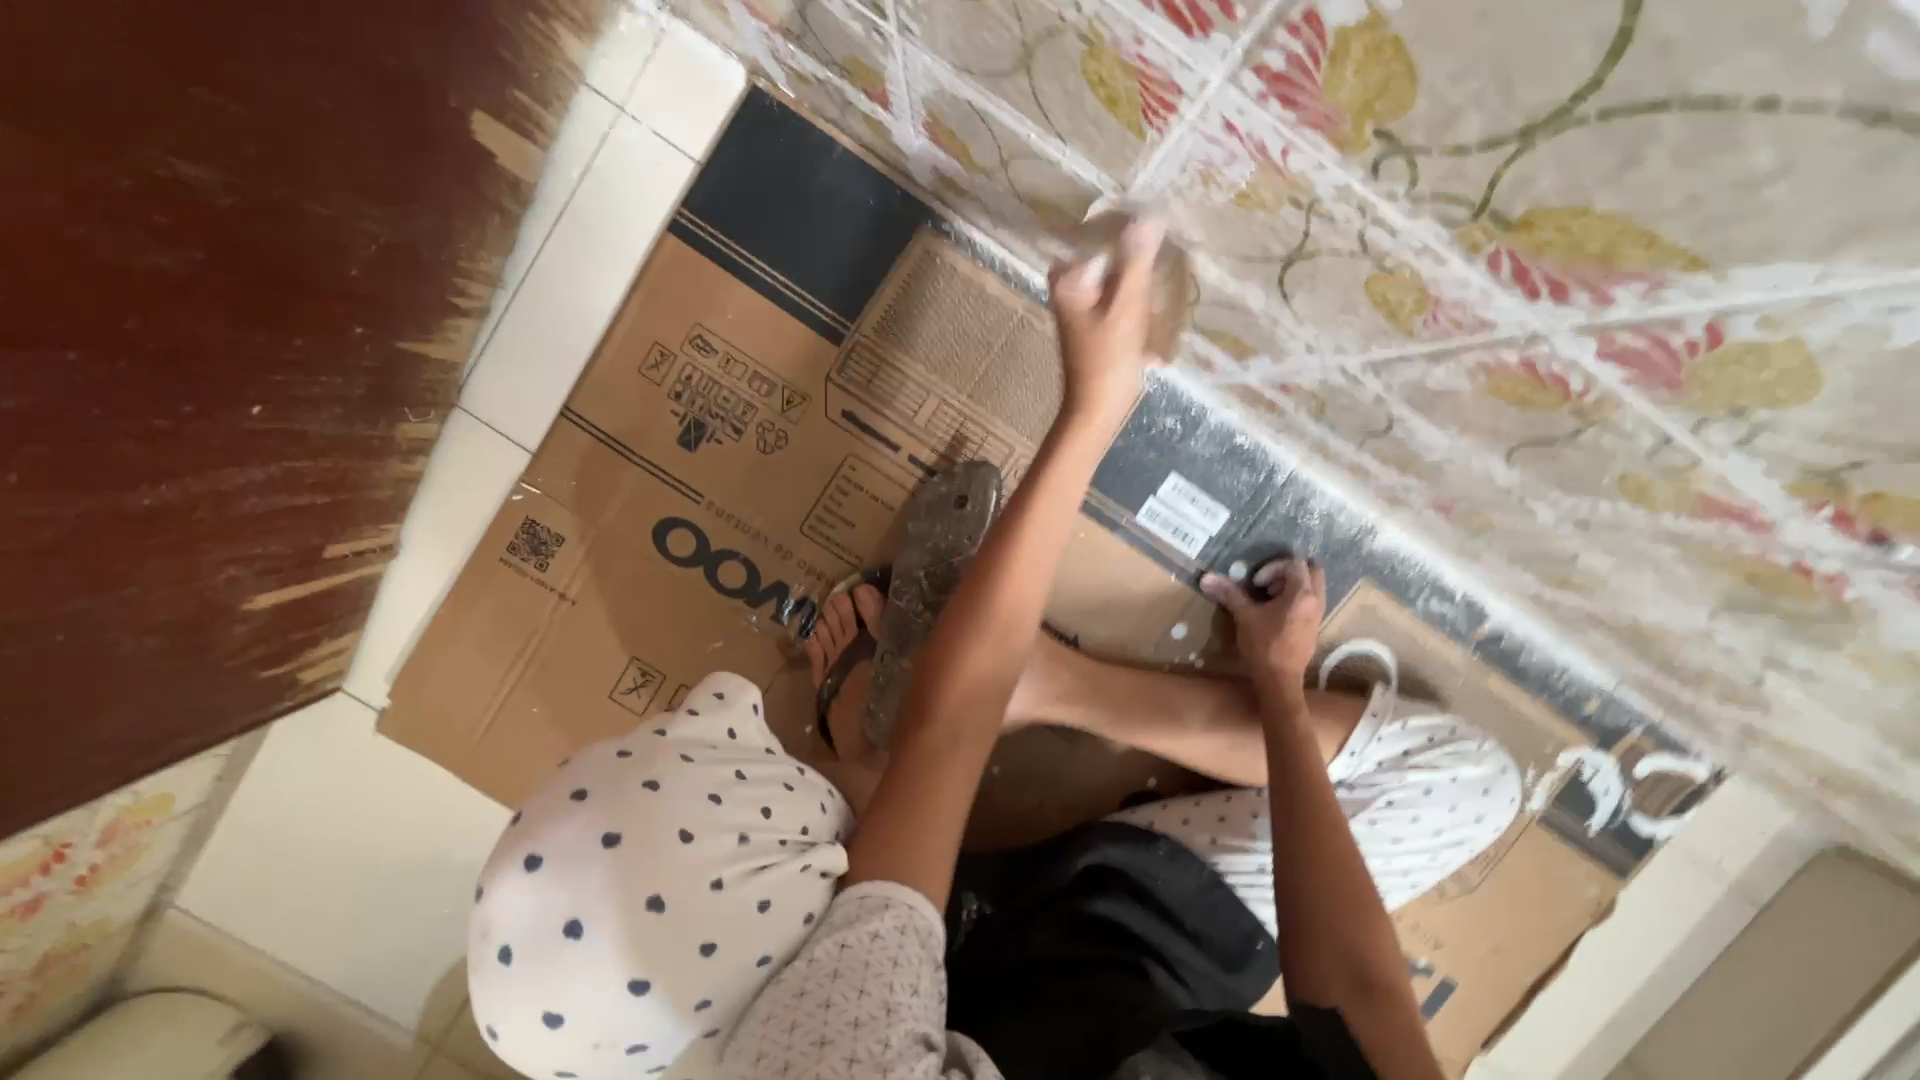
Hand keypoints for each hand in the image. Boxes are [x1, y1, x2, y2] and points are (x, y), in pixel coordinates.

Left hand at [1048, 217, 1166, 424]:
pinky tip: (1156, 303)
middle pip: (1111, 252)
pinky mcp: (1096, 318)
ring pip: (1119, 273)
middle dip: (1141, 252)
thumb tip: (1151, 211)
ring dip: (1143, 276)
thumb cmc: (1108, 360)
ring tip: (1169, 270)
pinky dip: (1138, 297)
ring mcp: (1082, 302)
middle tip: (1173, 241)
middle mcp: (1069, 284)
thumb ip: (1137, 258)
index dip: (1134, 225)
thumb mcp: (1126, 306)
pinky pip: (1121, 294)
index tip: (1166, 218)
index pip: (1102, 231)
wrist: (1097, 410)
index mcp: (1068, 276)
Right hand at [1200, 559, 1325, 709]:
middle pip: (1312, 570)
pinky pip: (1310, 602)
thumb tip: (1206, 577)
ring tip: (1270, 600)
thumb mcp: (1244, 616)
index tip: (1256, 584)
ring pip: (1313, 587)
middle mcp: (1316, 600)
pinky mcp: (1314, 626)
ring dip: (1292, 586)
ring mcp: (1318, 614)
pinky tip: (1275, 615)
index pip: (1293, 564)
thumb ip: (1229, 593)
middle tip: (1268, 585)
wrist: (1280, 679)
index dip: (1271, 568)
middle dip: (1288, 572)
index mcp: (1302, 594)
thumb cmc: (1264, 645)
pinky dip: (1295, 599)